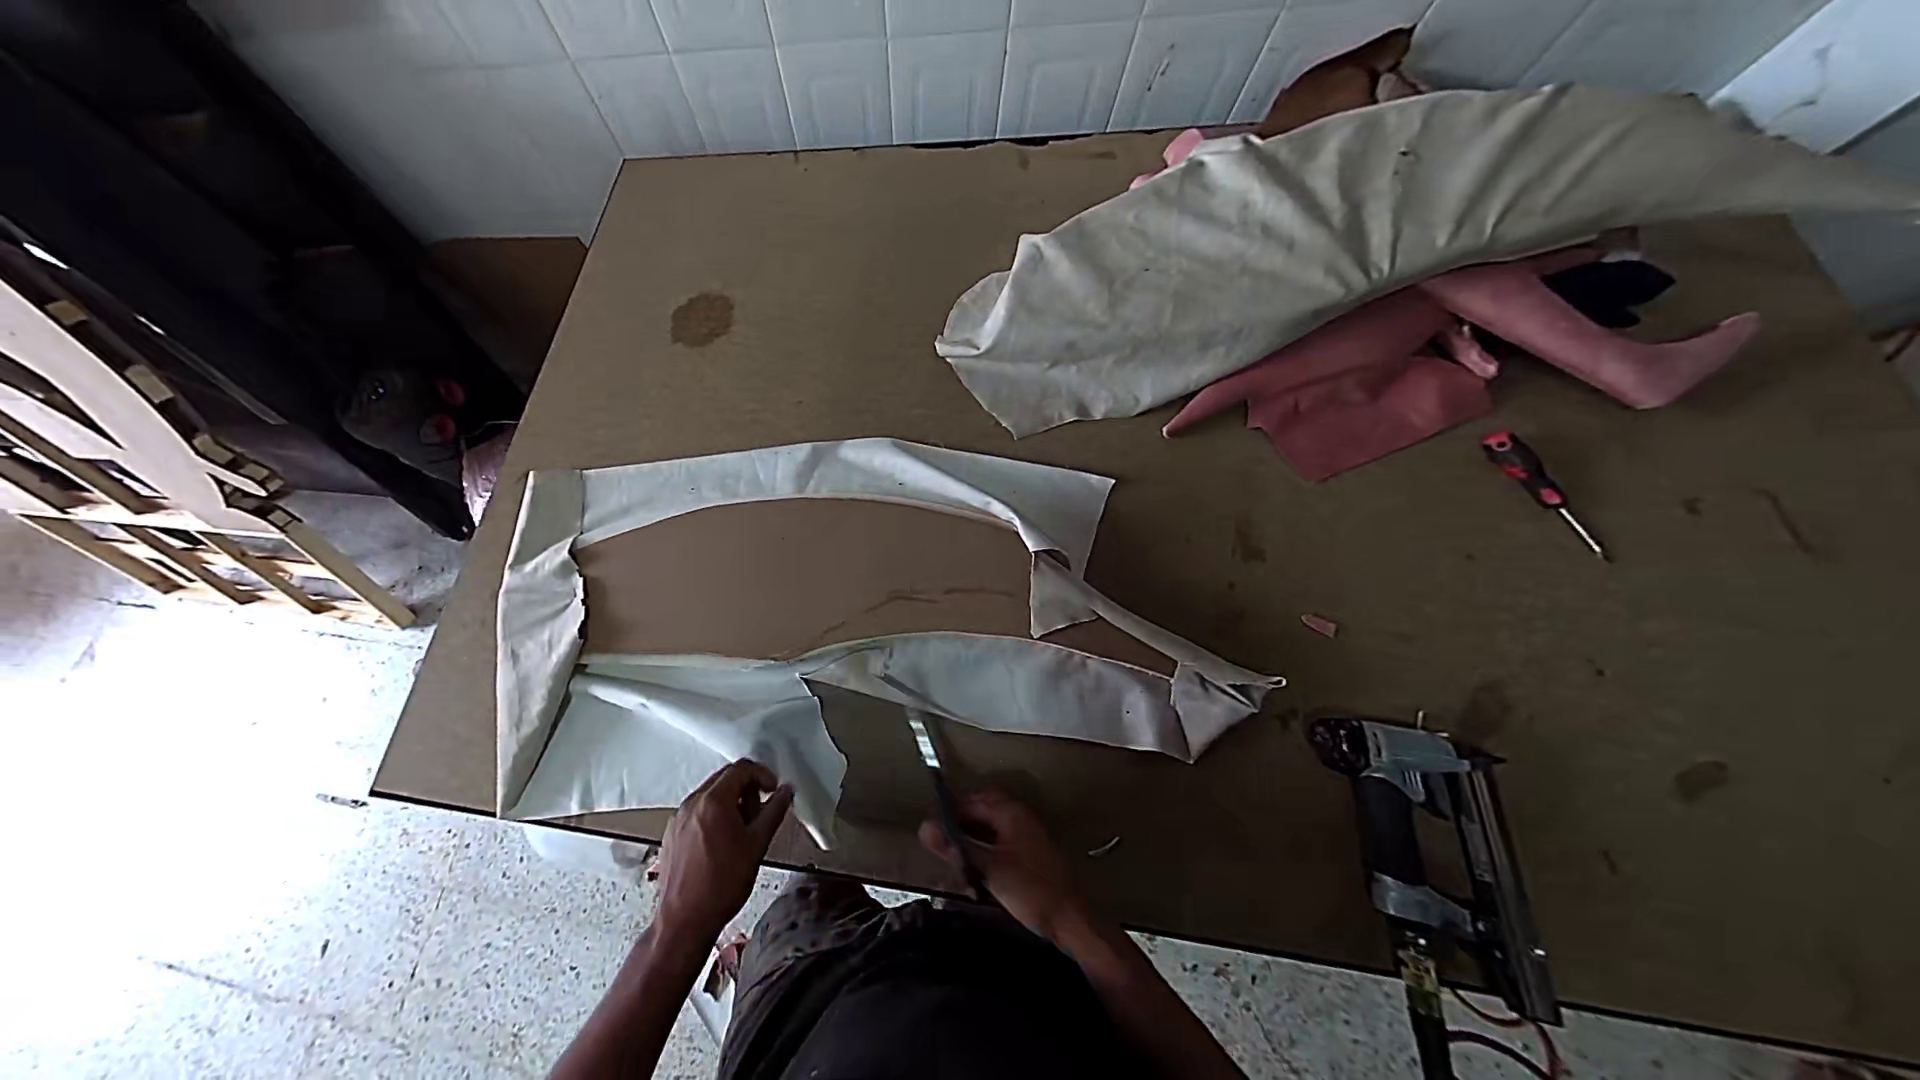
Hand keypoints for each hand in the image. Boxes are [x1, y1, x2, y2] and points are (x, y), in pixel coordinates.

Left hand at [656, 760, 792, 942]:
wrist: (684, 922)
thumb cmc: (720, 886)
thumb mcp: (757, 844)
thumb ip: (774, 811)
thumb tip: (785, 793)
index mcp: (713, 802)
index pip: (741, 768)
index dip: (762, 774)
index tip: (772, 789)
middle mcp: (691, 805)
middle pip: (724, 777)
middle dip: (747, 787)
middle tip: (761, 808)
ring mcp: (678, 820)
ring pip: (709, 794)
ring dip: (731, 801)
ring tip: (744, 828)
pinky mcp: (671, 835)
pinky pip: (696, 811)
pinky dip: (714, 815)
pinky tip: (724, 840)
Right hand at [918, 789, 1089, 942]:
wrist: (1069, 920)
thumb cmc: (1030, 890)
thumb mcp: (986, 868)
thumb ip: (955, 847)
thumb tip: (924, 828)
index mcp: (1012, 812)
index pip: (973, 800)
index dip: (950, 813)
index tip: (933, 831)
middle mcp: (1021, 817)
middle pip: (982, 812)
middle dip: (961, 828)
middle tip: (945, 849)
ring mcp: (1027, 835)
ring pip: (991, 829)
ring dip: (973, 843)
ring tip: (959, 865)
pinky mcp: (1030, 854)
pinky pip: (1001, 844)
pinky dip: (986, 854)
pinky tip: (978, 876)